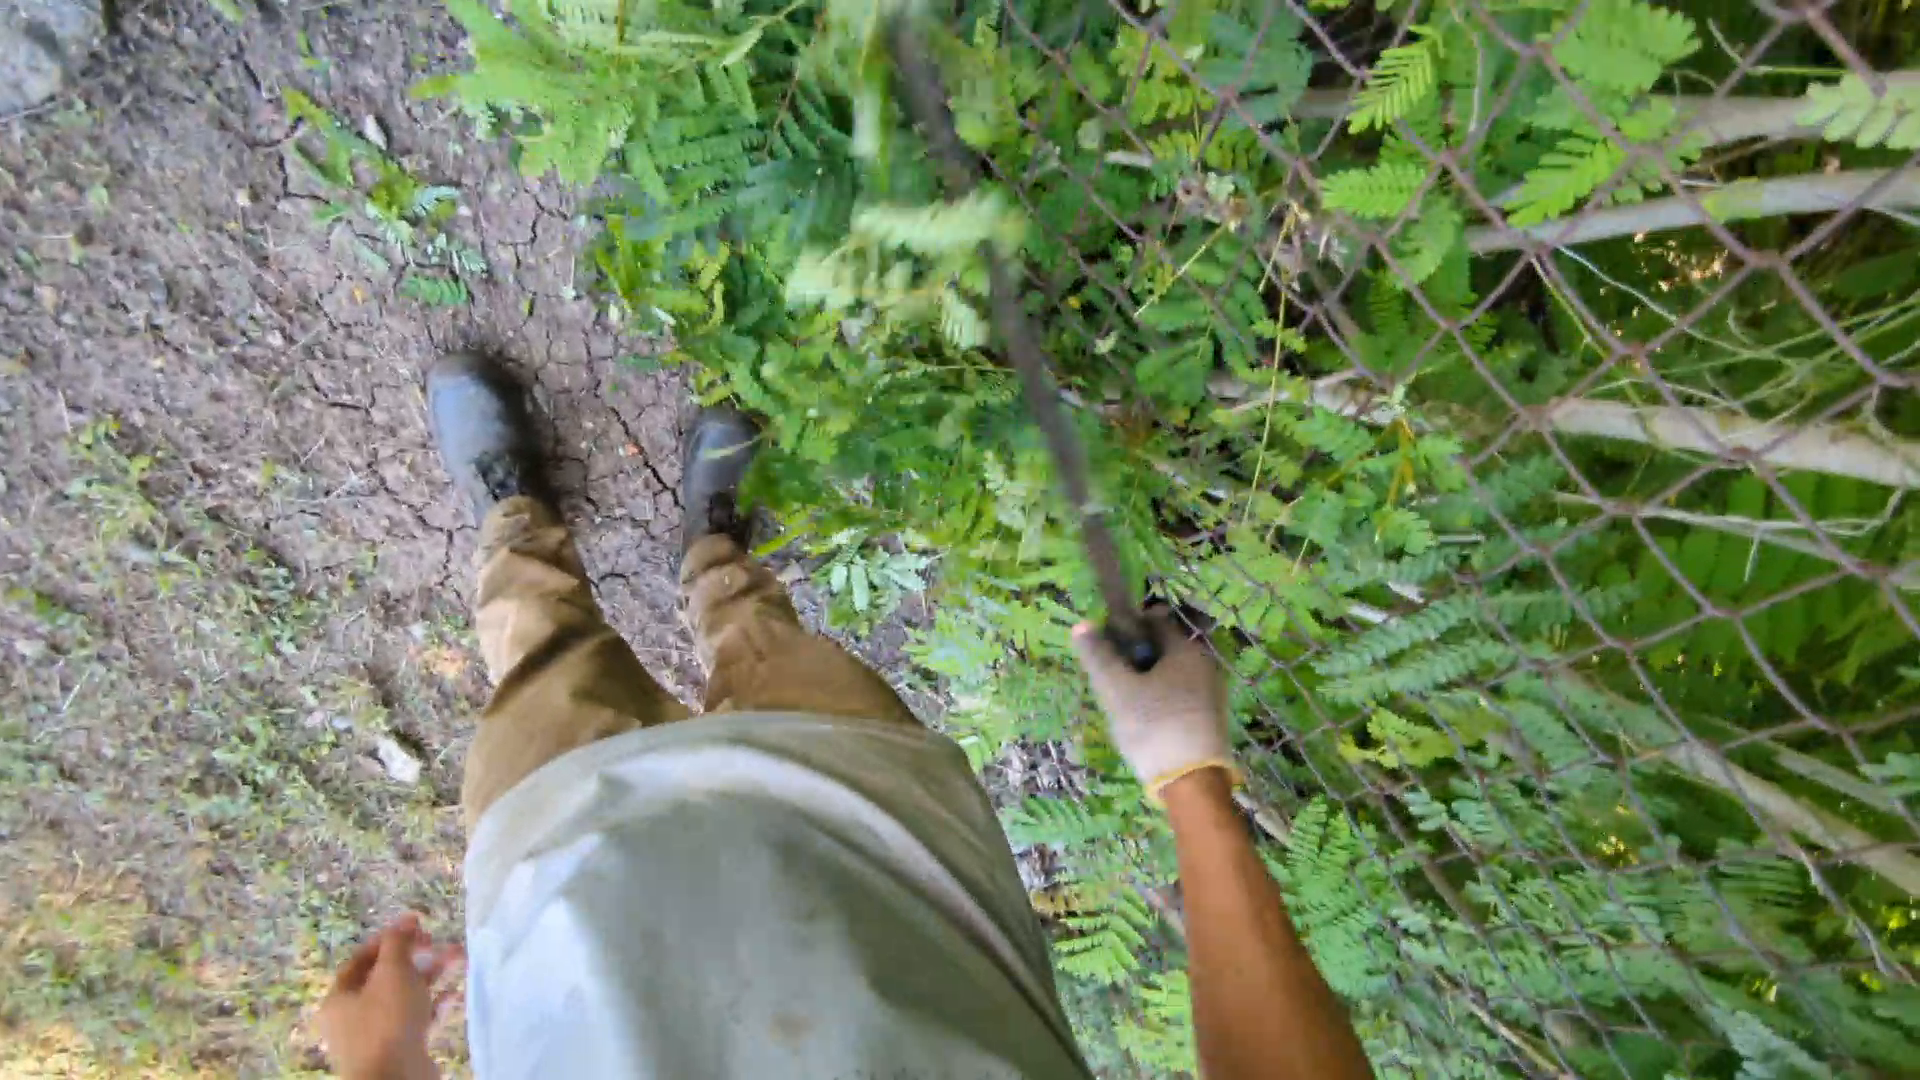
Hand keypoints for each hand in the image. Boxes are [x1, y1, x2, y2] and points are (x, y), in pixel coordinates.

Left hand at [317, 913, 462, 1079]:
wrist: (394, 1078)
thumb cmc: (387, 1020)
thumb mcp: (392, 973)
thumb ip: (397, 943)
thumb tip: (404, 921)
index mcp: (341, 997)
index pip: (362, 958)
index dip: (389, 937)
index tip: (419, 922)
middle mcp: (353, 1014)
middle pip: (387, 974)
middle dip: (418, 954)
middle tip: (440, 942)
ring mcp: (377, 1032)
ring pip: (407, 993)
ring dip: (433, 974)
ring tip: (460, 960)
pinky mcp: (399, 1045)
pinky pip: (419, 1015)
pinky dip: (436, 1002)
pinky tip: (454, 994)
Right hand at [1071, 611, 1234, 797]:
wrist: (1192, 784)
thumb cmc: (1153, 726)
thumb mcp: (1116, 689)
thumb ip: (1098, 656)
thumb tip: (1081, 625)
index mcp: (1185, 649)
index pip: (1153, 620)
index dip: (1125, 626)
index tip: (1105, 645)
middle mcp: (1204, 663)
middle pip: (1162, 646)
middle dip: (1134, 655)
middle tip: (1110, 676)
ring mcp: (1211, 691)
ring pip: (1170, 672)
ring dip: (1145, 678)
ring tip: (1122, 699)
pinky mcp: (1210, 716)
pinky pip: (1179, 693)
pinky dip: (1160, 696)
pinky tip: (1143, 717)